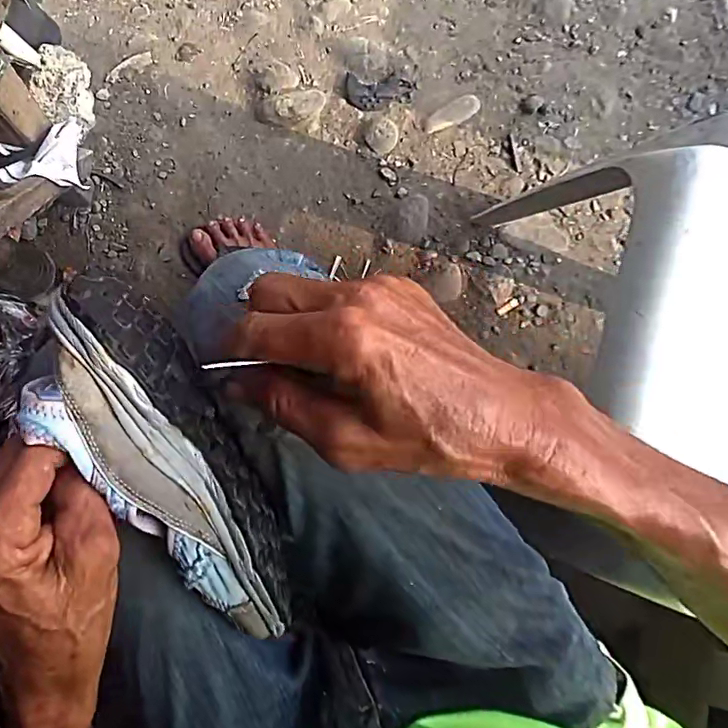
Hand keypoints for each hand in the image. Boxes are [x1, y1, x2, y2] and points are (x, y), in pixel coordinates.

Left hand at [0, 438, 118, 727]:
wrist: (45, 675)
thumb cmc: (74, 629)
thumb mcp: (95, 555)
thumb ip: (79, 493)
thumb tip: (69, 449)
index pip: (28, 458)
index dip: (64, 440)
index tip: (90, 432)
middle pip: (10, 456)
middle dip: (52, 450)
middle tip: (90, 455)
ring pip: (5, 466)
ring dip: (43, 465)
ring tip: (78, 482)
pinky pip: (3, 486)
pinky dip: (32, 482)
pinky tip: (57, 497)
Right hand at [225, 273, 583, 487]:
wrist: (504, 413)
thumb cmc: (431, 438)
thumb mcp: (346, 442)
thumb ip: (283, 407)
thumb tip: (241, 385)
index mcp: (342, 338)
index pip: (255, 330)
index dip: (228, 351)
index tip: (223, 369)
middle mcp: (355, 298)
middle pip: (267, 288)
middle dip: (252, 325)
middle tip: (262, 365)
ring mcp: (378, 286)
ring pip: (298, 285)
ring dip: (285, 318)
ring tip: (305, 361)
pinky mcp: (395, 285)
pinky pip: (334, 290)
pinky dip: (320, 315)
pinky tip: (342, 350)